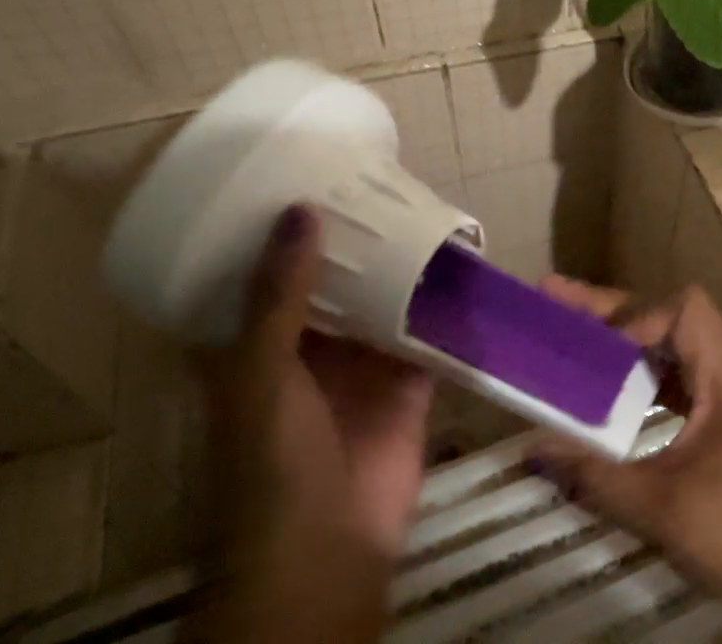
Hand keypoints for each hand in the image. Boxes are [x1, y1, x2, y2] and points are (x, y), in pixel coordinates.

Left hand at [186, 204, 434, 643]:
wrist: (329, 544)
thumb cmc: (272, 458)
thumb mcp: (261, 371)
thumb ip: (281, 294)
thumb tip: (300, 209)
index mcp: (256, 347)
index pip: (261, 278)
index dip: (276, 233)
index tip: (300, 177)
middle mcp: (309, 350)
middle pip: (333, 284)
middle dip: (353, 242)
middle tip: (378, 181)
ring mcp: (363, 367)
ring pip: (383, 304)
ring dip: (402, 267)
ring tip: (425, 208)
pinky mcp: (411, 384)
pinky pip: (428, 335)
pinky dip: (444, 306)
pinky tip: (465, 265)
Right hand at [530, 276, 721, 623]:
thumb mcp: (662, 507)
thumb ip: (596, 474)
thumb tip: (535, 448)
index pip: (685, 308)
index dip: (636, 315)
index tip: (596, 347)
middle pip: (675, 318)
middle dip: (616, 313)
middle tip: (554, 300)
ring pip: (679, 345)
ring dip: (630, 343)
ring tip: (573, 340)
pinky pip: (687, 374)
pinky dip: (649, 374)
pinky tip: (612, 390)